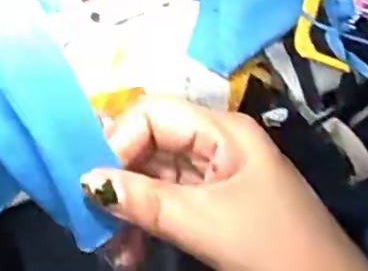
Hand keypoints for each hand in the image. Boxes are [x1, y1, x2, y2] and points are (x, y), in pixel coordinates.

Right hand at [82, 98, 367, 270]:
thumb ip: (148, 202)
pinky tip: (129, 252)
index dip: (119, 139)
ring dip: (129, 207)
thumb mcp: (210, 226)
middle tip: (93, 217)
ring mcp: (218, 176)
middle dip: (120, 178)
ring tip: (111, 248)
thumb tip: (87, 181)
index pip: (154, 113)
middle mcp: (216, 142)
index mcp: (222, 129)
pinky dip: (147, 223)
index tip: (93, 180)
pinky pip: (169, 203)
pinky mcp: (218, 208)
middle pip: (152, 142)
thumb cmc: (279, 253)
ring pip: (156, 176)